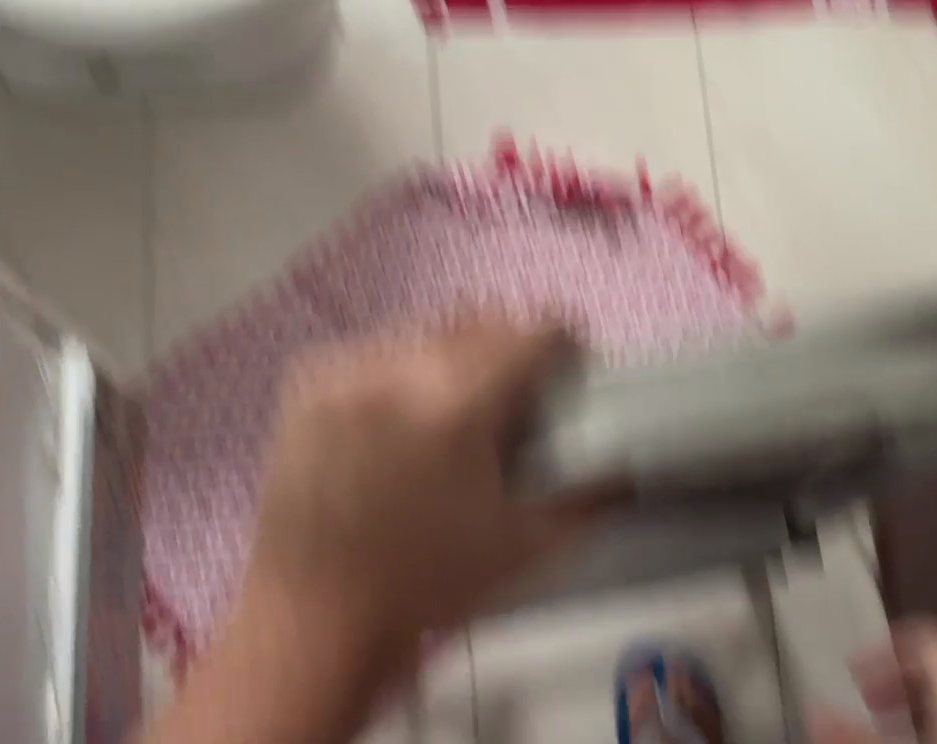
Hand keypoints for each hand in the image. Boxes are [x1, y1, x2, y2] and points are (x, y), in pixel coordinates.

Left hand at [246, 311, 595, 652]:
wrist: (311, 618)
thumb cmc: (427, 583)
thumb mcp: (523, 546)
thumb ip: (589, 496)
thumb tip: (627, 461)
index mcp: (461, 404)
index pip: (534, 330)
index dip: (563, 338)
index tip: (567, 361)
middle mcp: (403, 368)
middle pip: (482, 317)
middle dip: (508, 346)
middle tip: (508, 393)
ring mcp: (350, 367)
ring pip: (429, 326)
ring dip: (453, 353)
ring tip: (446, 405)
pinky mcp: (309, 378)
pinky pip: (376, 344)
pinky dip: (399, 365)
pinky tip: (394, 412)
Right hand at [810, 619, 936, 743]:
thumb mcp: (899, 742)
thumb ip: (854, 730)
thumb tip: (812, 707)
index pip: (925, 634)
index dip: (886, 643)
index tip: (858, 667)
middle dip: (899, 679)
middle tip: (868, 699)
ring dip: (921, 707)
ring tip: (891, 728)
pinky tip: (927, 743)